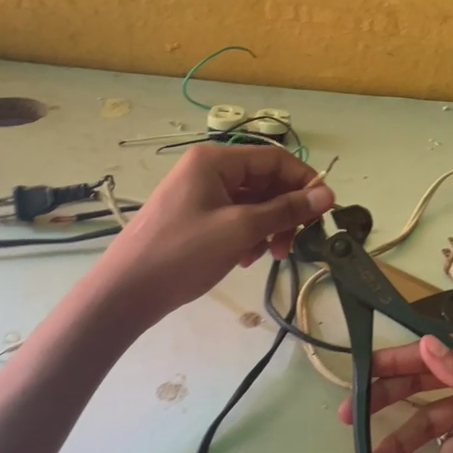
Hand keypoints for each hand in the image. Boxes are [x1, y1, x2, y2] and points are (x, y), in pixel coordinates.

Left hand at [84, 145, 333, 327]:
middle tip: (292, 243)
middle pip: (266, 181)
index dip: (304, 182)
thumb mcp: (241, 229)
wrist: (124, 294)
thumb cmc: (182, 253)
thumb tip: (328, 194)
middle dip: (285, 211)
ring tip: (269, 255)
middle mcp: (208, 169)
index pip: (276, 159)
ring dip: (269, 227)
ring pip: (254, 202)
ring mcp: (200, 193)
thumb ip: (287, 209)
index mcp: (215, 160)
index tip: (323, 211)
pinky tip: (246, 258)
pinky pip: (237, 217)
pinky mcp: (196, 216)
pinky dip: (249, 235)